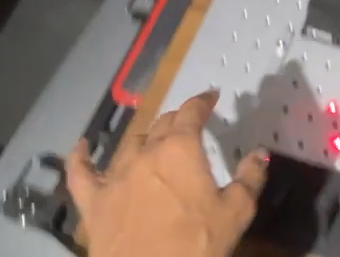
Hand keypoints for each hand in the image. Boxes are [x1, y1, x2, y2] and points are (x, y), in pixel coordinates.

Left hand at [67, 89, 268, 256]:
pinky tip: (81, 146)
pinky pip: (81, 173)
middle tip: (190, 127)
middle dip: (178, 121)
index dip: (203, 101)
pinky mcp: (93, 204)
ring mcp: (115, 177)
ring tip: (155, 142)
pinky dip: (80, 157)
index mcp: (181, 148)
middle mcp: (146, 152)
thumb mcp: (236, 213)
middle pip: (163, 124)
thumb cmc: (195, 247)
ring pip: (131, 144)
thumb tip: (259, 153)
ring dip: (147, 138)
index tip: (212, 98)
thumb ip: (250, 178)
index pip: (192, 111)